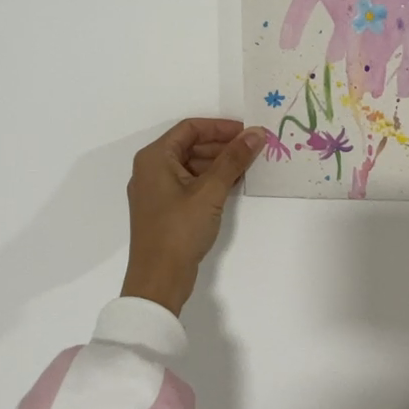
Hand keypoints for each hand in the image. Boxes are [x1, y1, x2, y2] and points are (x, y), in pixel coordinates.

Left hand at [120, 118, 266, 314]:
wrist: (158, 280)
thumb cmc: (179, 230)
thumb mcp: (210, 191)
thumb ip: (234, 159)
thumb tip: (256, 133)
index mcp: (154, 157)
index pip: (190, 128)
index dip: (220, 127)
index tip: (248, 131)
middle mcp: (151, 169)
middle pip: (190, 145)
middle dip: (222, 145)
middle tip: (253, 149)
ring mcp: (157, 190)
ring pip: (192, 165)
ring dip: (219, 163)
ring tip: (248, 166)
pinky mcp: (165, 208)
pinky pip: (190, 183)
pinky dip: (211, 180)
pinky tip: (234, 183)